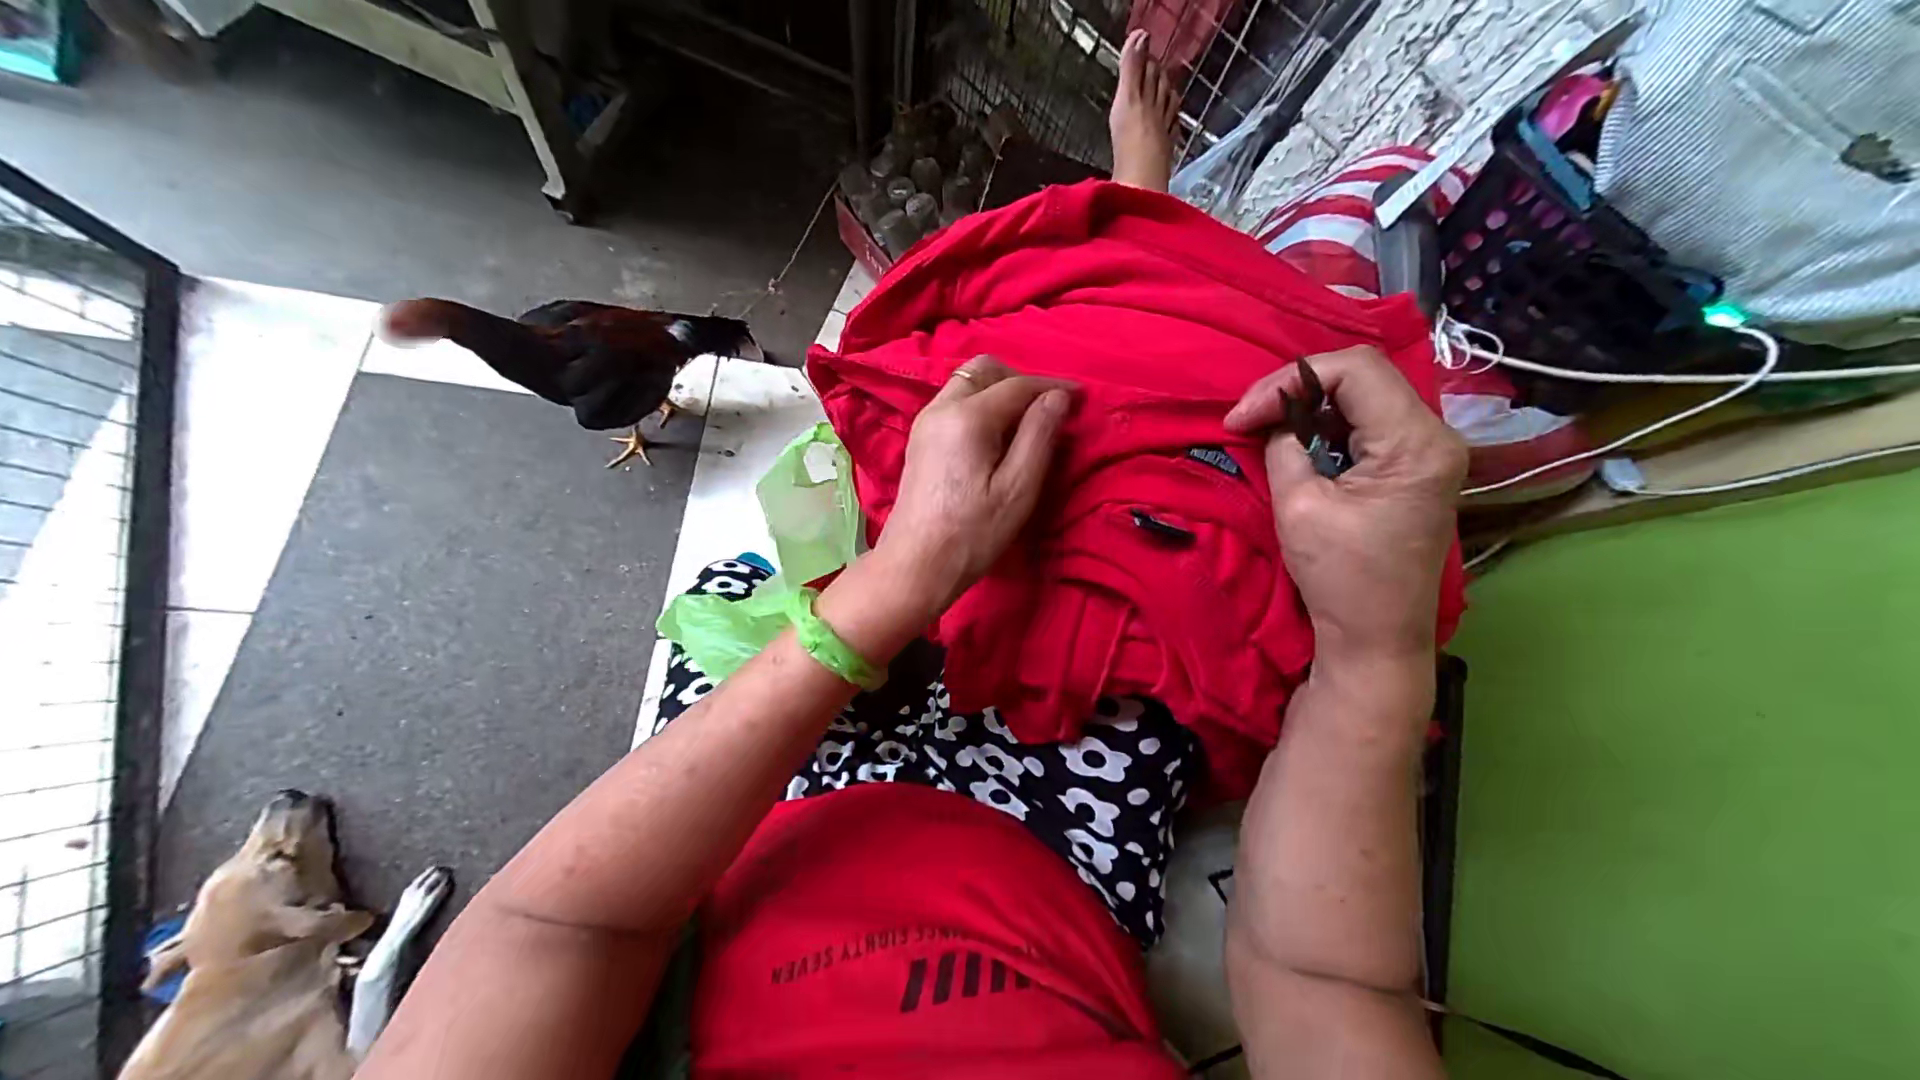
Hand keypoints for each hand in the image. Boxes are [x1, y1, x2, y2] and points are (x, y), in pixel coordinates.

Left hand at [874, 355, 1073, 612]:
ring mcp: (925, 422)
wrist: (916, 564)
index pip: (1017, 385)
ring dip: (999, 391)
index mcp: (967, 417)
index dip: (1053, 386)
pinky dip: (980, 405)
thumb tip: (1057, 397)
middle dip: (1021, 380)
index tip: (1081, 397)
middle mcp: (940, 408)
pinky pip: (954, 403)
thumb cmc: (972, 533)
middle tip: (1047, 410)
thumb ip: (1039, 435)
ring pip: (967, 384)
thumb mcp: (1018, 488)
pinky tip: (996, 437)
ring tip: (1025, 424)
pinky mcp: (920, 439)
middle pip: (985, 370)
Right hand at [1225, 347, 1465, 665]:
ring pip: (1363, 399)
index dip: (1290, 380)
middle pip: (1362, 377)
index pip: (1356, 369)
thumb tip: (1276, 423)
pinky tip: (1297, 444)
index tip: (1243, 415)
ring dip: (1309, 407)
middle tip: (1248, 417)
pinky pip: (1368, 427)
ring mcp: (1429, 453)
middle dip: (1295, 389)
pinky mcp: (1414, 470)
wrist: (1377, 636)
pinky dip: (1327, 428)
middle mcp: (1435, 436)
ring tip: (1264, 428)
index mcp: (1416, 443)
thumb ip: (1285, 449)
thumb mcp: (1299, 506)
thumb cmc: (1341, 578)